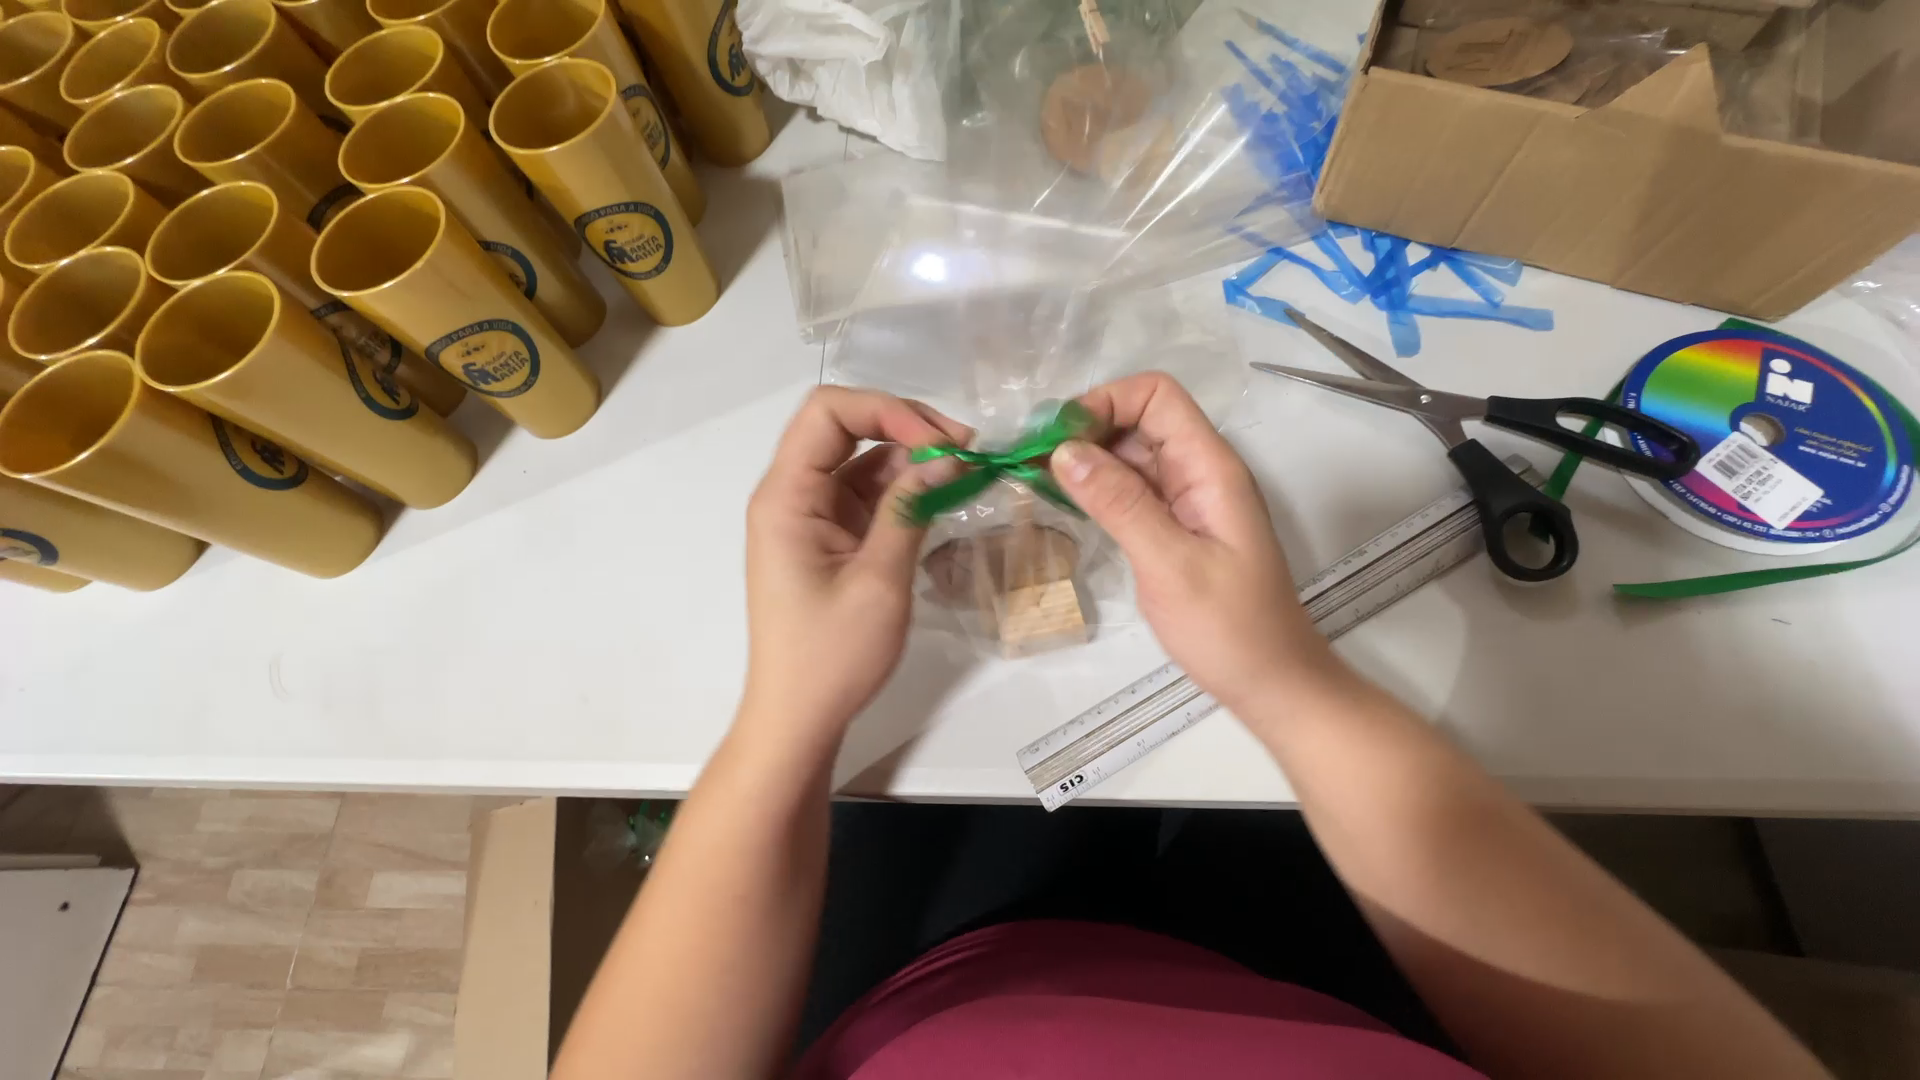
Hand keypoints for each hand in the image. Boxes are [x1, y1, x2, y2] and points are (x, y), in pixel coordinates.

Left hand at [742, 387, 970, 742]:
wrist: (800, 715)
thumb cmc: (832, 654)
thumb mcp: (879, 579)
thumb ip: (909, 509)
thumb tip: (948, 457)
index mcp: (786, 496)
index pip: (827, 412)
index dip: (886, 410)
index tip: (941, 442)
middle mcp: (792, 494)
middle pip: (843, 427)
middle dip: (905, 426)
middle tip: (966, 447)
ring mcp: (811, 516)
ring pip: (861, 459)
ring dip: (912, 457)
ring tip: (967, 468)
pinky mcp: (830, 537)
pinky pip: (867, 494)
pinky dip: (905, 489)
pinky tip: (943, 493)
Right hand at [1050, 373, 1340, 714]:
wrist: (1270, 682)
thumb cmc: (1229, 628)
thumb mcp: (1170, 565)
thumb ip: (1119, 504)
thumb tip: (1064, 450)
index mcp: (1209, 468)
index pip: (1157, 397)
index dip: (1105, 402)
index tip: (1058, 440)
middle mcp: (1198, 473)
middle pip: (1139, 419)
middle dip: (1086, 429)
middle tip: (1033, 462)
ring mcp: (1185, 500)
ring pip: (1130, 455)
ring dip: (1085, 459)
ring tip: (1036, 478)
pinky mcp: (1173, 527)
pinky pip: (1130, 490)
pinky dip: (1095, 489)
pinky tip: (1063, 502)